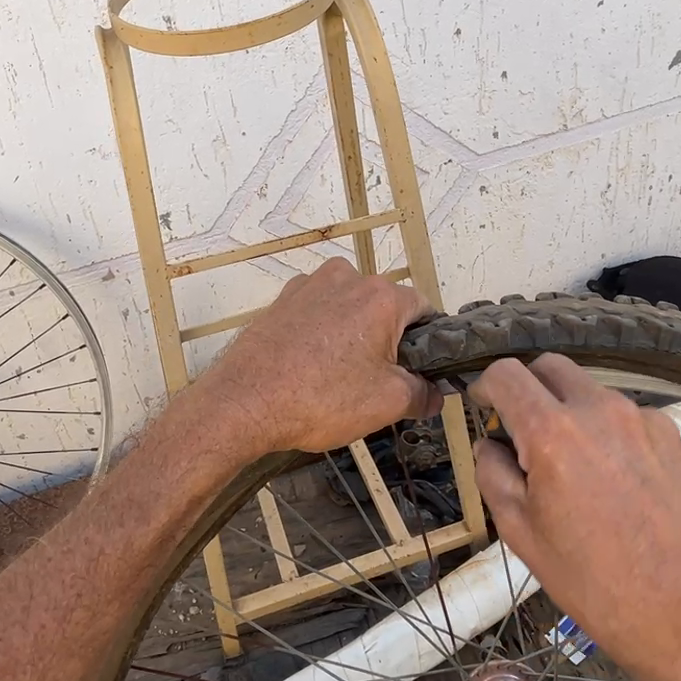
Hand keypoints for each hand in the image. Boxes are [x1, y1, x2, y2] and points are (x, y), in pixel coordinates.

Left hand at [189, 258, 437, 455]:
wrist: (245, 402)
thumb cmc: (320, 398)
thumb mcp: (388, 403)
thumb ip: (423, 393)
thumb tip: (436, 393)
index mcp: (379, 296)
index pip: (423, 310)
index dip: (427, 343)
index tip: (419, 372)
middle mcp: (345, 278)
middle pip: (383, 307)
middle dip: (387, 341)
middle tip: (376, 383)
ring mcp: (308, 286)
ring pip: (348, 309)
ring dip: (352, 337)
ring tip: (339, 379)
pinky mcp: (281, 301)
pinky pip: (316, 314)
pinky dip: (321, 335)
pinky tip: (311, 368)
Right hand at [470, 355, 680, 680]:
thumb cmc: (598, 585)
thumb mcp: (522, 535)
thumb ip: (493, 475)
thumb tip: (491, 445)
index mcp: (553, 433)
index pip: (507, 373)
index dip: (486, 385)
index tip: (484, 406)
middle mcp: (600, 411)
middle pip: (549, 366)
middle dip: (527, 387)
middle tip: (520, 430)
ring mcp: (644, 420)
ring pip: (589, 391)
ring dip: (568, 411)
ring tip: (571, 467)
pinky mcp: (675, 438)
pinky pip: (625, 417)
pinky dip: (605, 432)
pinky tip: (612, 481)